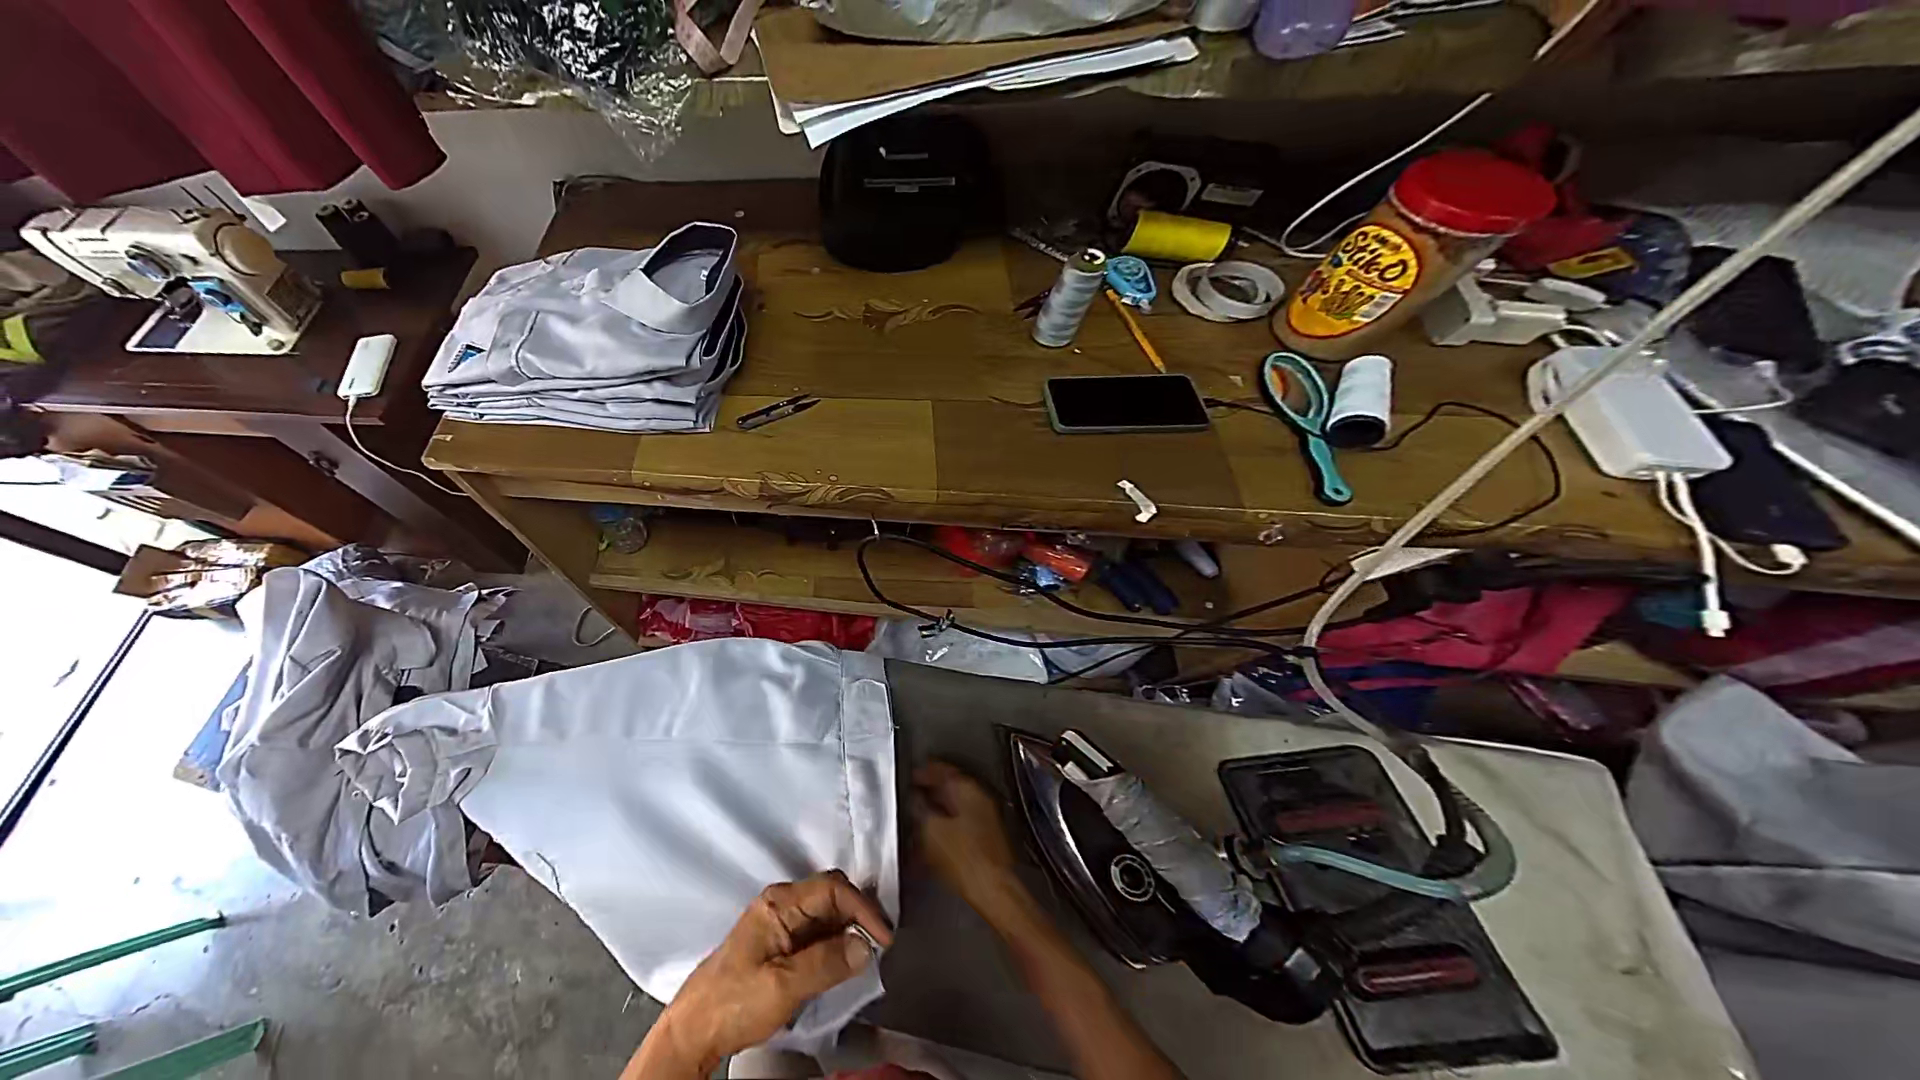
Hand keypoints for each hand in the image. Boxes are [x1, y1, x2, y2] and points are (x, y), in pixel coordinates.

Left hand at [631, 871, 893, 1078]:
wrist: (692, 1032)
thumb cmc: (732, 1004)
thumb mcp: (783, 986)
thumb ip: (826, 963)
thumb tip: (864, 946)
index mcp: (780, 904)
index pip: (833, 889)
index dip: (863, 908)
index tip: (883, 937)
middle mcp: (781, 905)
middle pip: (832, 896)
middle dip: (859, 915)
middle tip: (879, 942)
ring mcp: (779, 923)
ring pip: (826, 914)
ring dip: (848, 930)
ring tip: (866, 954)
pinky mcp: (779, 943)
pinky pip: (816, 932)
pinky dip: (835, 943)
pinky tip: (844, 961)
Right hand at [913, 761, 1030, 924]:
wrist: (993, 892)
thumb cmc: (966, 860)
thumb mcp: (930, 830)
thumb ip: (918, 808)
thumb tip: (912, 798)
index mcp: (969, 790)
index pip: (942, 769)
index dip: (922, 772)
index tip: (910, 776)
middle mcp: (980, 800)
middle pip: (948, 789)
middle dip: (928, 794)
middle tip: (909, 799)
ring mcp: (985, 821)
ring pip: (953, 810)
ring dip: (934, 814)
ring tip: (915, 824)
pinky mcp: (985, 841)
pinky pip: (958, 828)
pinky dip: (943, 831)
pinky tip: (929, 845)